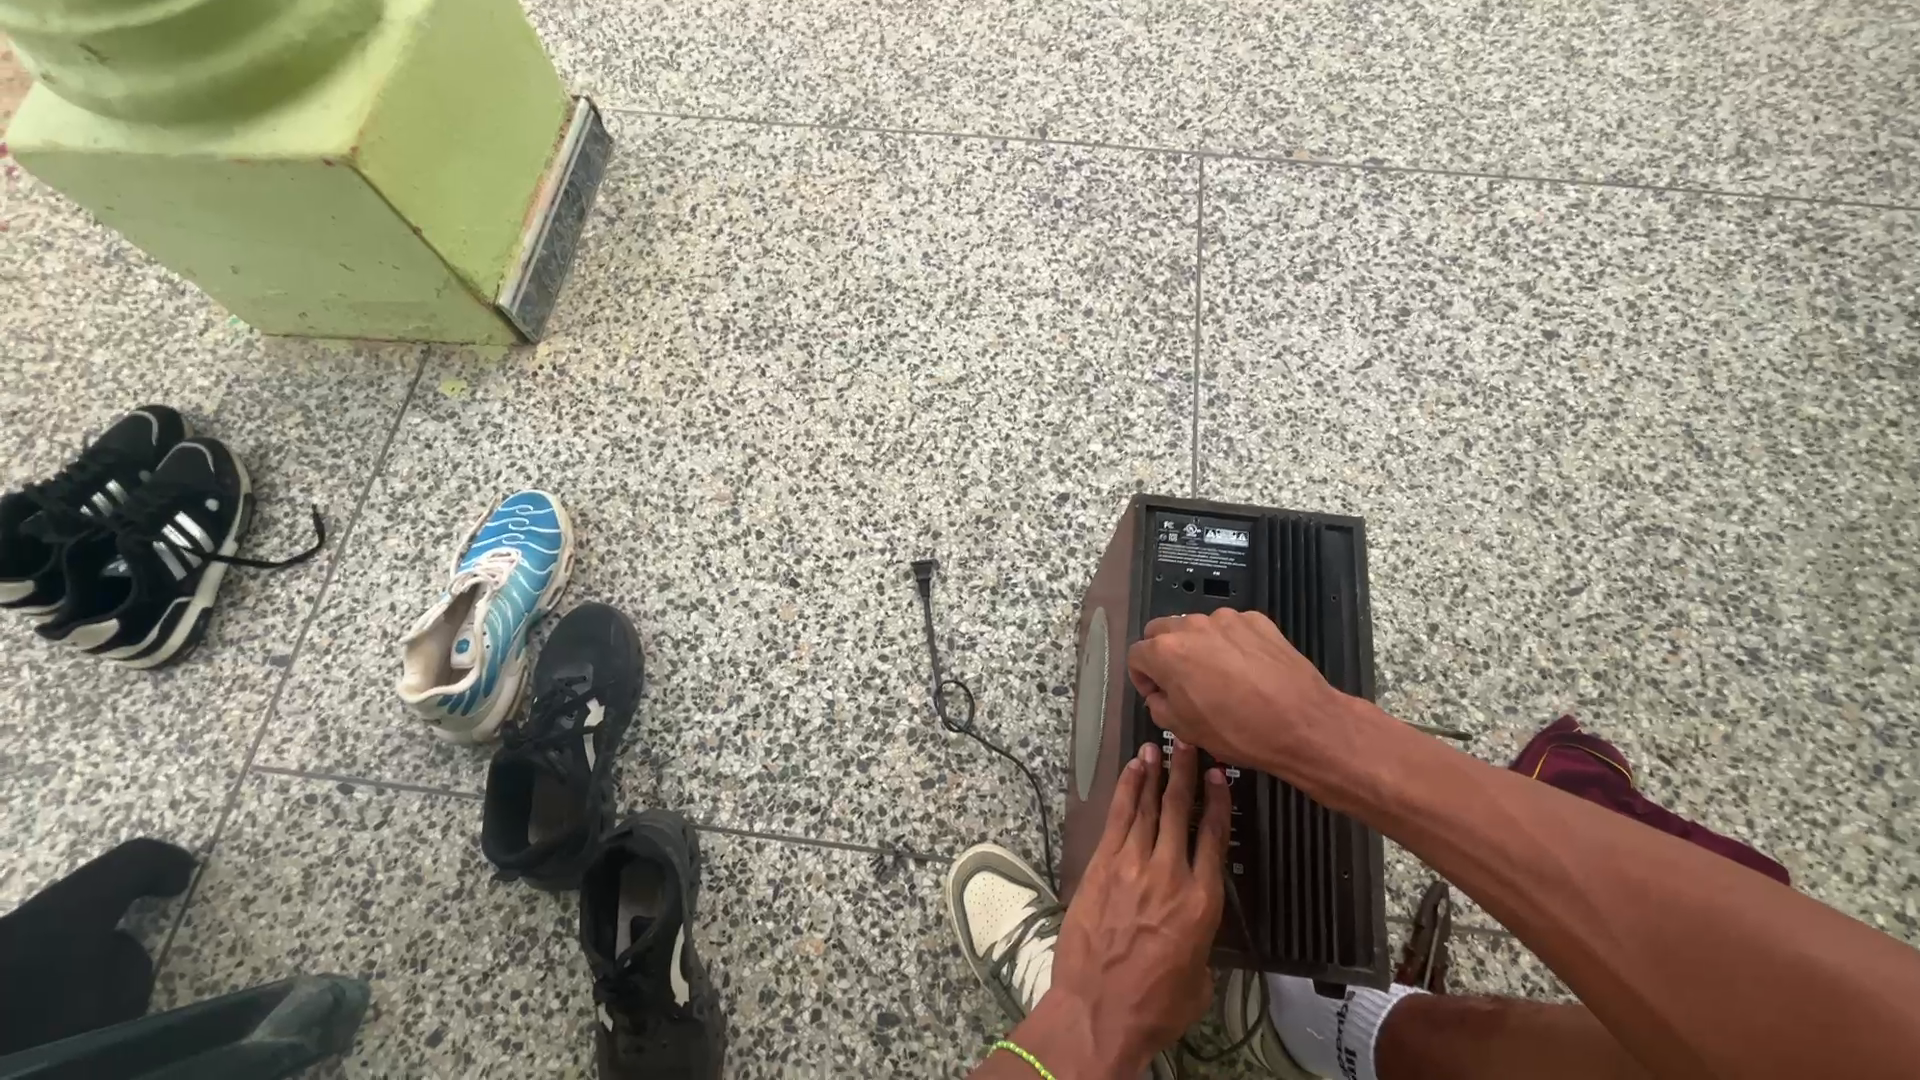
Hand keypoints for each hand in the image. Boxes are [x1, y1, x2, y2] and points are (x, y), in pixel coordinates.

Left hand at [1038, 739, 1230, 1073]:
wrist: (1098, 1010)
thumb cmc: (1154, 1006)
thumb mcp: (1200, 980)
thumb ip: (1202, 941)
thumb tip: (1195, 926)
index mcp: (1202, 902)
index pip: (1214, 838)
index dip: (1217, 802)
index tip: (1219, 776)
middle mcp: (1170, 874)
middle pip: (1180, 811)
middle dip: (1186, 774)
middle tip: (1190, 745)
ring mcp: (1132, 865)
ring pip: (1147, 808)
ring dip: (1154, 774)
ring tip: (1161, 747)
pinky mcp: (1102, 865)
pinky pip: (1118, 818)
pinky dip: (1127, 790)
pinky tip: (1133, 771)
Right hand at [1126, 609, 1345, 769]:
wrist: (1304, 724)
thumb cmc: (1238, 731)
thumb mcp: (1184, 730)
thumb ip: (1159, 705)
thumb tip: (1160, 694)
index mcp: (1166, 652)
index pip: (1136, 655)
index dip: (1142, 677)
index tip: (1156, 694)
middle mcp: (1192, 626)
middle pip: (1161, 631)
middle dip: (1164, 654)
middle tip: (1182, 682)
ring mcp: (1227, 619)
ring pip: (1198, 627)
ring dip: (1199, 646)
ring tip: (1221, 676)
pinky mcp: (1257, 620)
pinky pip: (1231, 628)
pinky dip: (1231, 643)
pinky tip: (1248, 670)